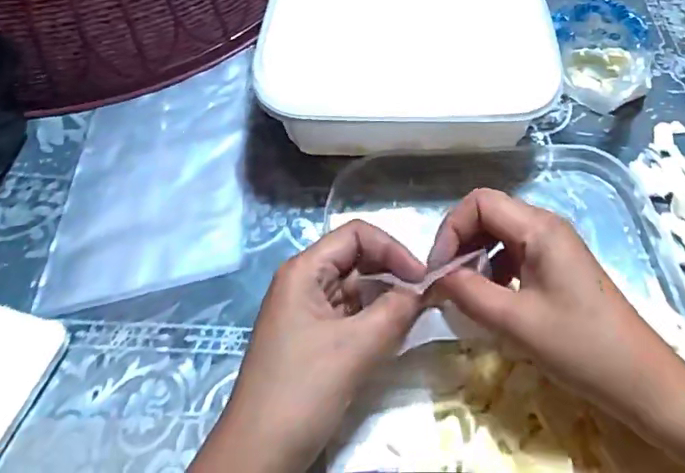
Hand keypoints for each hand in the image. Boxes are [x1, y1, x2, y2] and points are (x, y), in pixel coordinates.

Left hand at [190, 221, 426, 472]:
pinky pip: (348, 315)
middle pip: (356, 258)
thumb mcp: (355, 349)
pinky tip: (393, 334)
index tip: (423, 277)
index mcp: (304, 270)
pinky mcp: (310, 339)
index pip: (356, 234)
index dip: (392, 248)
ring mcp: (305, 311)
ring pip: (354, 289)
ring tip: (416, 315)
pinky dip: (372, 320)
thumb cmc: (302, 390)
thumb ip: (395, 311)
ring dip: (385, 298)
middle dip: (392, 272)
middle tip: (427, 296)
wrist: (257, 456)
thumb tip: (425, 287)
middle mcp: (303, 281)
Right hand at [427, 191, 684, 472]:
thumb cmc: (582, 347)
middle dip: (461, 241)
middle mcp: (547, 225)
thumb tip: (435, 276)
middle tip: (445, 281)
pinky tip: (493, 298)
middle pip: (489, 213)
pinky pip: (515, 251)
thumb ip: (470, 293)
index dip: (451, 228)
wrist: (643, 381)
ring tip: (466, 293)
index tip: (438, 269)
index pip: (479, 202)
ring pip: (500, 232)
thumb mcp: (517, 323)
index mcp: (539, 227)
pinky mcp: (559, 265)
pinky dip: (495, 268)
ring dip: (476, 255)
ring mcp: (555, 244)